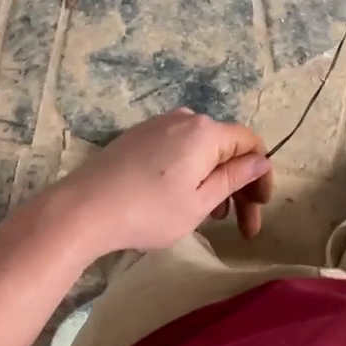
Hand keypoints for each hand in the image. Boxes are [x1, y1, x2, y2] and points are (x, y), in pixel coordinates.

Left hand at [53, 108, 274, 255]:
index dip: (261, 175)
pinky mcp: (139, 135)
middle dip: (239, 185)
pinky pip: (179, 148)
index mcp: (206, 132)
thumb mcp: (199, 202)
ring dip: (215, 180)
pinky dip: (191, 171)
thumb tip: (261, 161)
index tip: (260, 209)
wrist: (84, 208)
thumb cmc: (149, 211)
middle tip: (242, 227)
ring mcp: (160, 124)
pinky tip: (183, 198)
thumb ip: (234, 178)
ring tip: (211, 218)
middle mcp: (186, 118)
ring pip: (202, 149)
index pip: (250, 143)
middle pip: (226, 147)